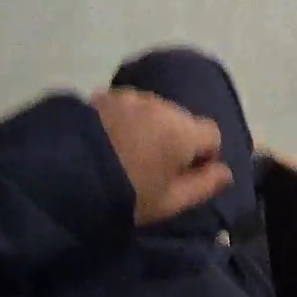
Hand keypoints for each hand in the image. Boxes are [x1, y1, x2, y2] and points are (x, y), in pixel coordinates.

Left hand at [91, 89, 233, 224]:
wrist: (70, 175)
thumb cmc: (128, 194)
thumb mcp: (171, 201)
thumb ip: (204, 185)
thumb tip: (226, 172)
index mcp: (183, 130)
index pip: (212, 133)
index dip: (204, 154)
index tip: (185, 172)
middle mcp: (161, 105)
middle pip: (181, 119)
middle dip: (175, 138)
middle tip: (153, 166)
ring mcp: (130, 96)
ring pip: (153, 110)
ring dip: (149, 126)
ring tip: (128, 151)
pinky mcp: (104, 95)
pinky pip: (127, 105)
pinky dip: (126, 118)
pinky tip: (109, 138)